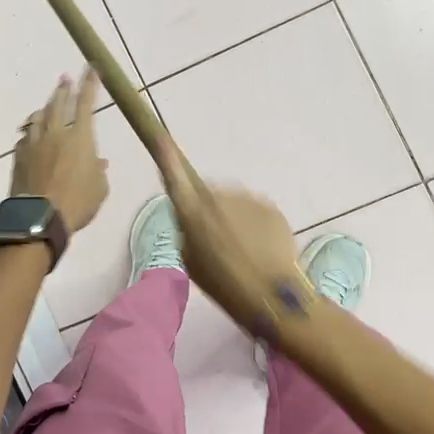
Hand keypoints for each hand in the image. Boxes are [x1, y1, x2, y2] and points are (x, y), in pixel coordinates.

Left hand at [9, 69, 109, 232]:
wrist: (39, 217)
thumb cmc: (77, 203)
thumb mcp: (99, 189)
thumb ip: (99, 171)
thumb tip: (99, 162)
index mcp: (80, 137)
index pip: (86, 103)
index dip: (89, 84)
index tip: (91, 67)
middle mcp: (56, 134)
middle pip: (58, 104)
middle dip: (63, 89)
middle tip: (64, 78)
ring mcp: (34, 143)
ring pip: (38, 117)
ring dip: (45, 108)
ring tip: (47, 104)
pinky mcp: (20, 156)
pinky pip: (26, 136)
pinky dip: (32, 130)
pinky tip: (32, 133)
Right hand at [157, 138, 309, 331]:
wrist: (272, 295)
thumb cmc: (223, 284)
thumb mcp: (190, 260)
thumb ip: (186, 229)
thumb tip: (191, 214)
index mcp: (192, 212)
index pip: (174, 176)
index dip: (167, 157)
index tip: (162, 138)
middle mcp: (218, 197)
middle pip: (206, 192)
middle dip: (208, 208)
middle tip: (216, 240)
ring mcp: (247, 199)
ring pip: (232, 201)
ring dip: (232, 216)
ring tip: (241, 249)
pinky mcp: (270, 206)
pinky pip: (254, 209)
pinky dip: (253, 222)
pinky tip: (258, 248)